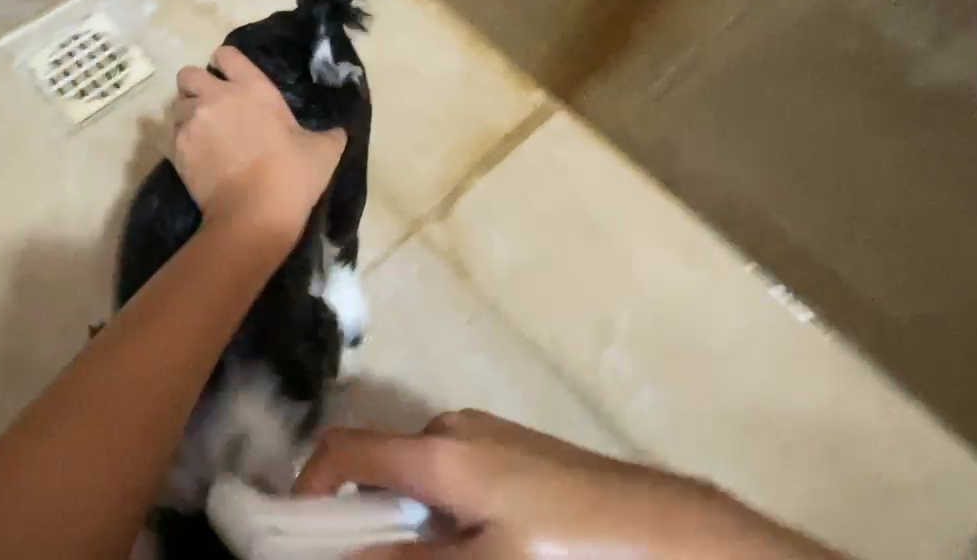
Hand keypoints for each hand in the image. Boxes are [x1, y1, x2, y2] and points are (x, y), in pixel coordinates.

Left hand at [170, 46, 345, 243]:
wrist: (254, 214)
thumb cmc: (292, 177)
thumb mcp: (324, 151)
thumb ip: (329, 134)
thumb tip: (339, 132)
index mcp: (252, 88)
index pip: (226, 54)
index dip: (225, 64)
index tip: (230, 81)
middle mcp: (217, 96)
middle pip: (188, 74)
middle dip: (195, 87)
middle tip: (211, 109)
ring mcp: (193, 121)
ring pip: (176, 106)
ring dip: (187, 116)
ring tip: (202, 138)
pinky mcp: (177, 148)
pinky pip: (170, 135)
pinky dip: (179, 143)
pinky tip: (195, 159)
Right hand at [295, 411, 845, 559]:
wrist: (678, 535)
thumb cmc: (575, 548)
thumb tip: (343, 555)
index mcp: (440, 448)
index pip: (346, 450)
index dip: (310, 488)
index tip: (297, 538)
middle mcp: (452, 428)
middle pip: (379, 470)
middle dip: (364, 523)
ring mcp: (485, 437)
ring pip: (418, 483)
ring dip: (407, 529)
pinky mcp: (511, 454)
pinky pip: (452, 482)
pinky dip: (441, 520)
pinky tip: (478, 554)